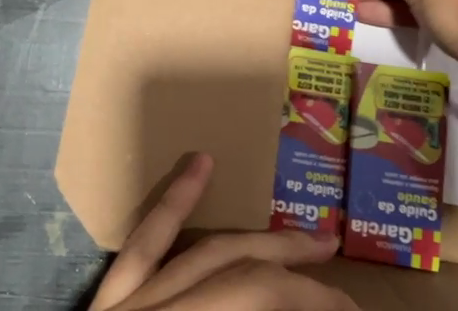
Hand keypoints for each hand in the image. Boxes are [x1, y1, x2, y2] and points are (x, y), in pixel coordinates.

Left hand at [91, 154, 358, 310]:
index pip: (264, 299)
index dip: (315, 301)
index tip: (349, 308)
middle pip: (245, 276)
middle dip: (299, 273)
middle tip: (340, 276)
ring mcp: (129, 305)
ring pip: (207, 253)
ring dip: (261, 239)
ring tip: (307, 233)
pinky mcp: (108, 304)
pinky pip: (143, 245)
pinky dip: (175, 203)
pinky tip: (201, 162)